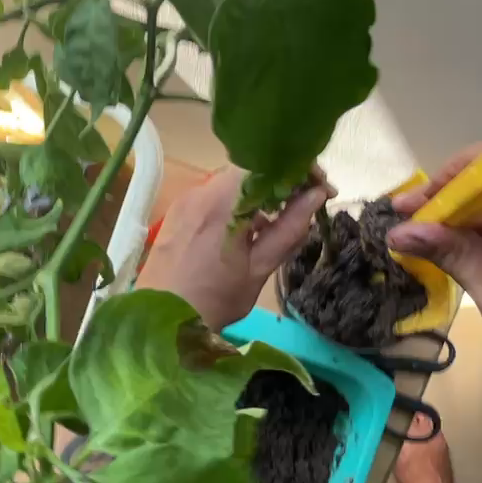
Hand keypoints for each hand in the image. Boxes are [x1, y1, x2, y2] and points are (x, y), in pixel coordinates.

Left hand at [139, 168, 332, 331]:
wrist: (160, 320)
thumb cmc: (214, 299)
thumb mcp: (259, 268)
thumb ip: (289, 228)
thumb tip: (317, 196)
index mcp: (224, 202)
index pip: (268, 162)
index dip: (299, 169)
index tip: (321, 188)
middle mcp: (201, 192)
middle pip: (250, 170)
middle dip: (282, 181)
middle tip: (307, 202)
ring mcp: (186, 200)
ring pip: (232, 183)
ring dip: (260, 193)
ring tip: (279, 219)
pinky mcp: (176, 212)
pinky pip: (214, 196)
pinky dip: (236, 203)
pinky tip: (247, 228)